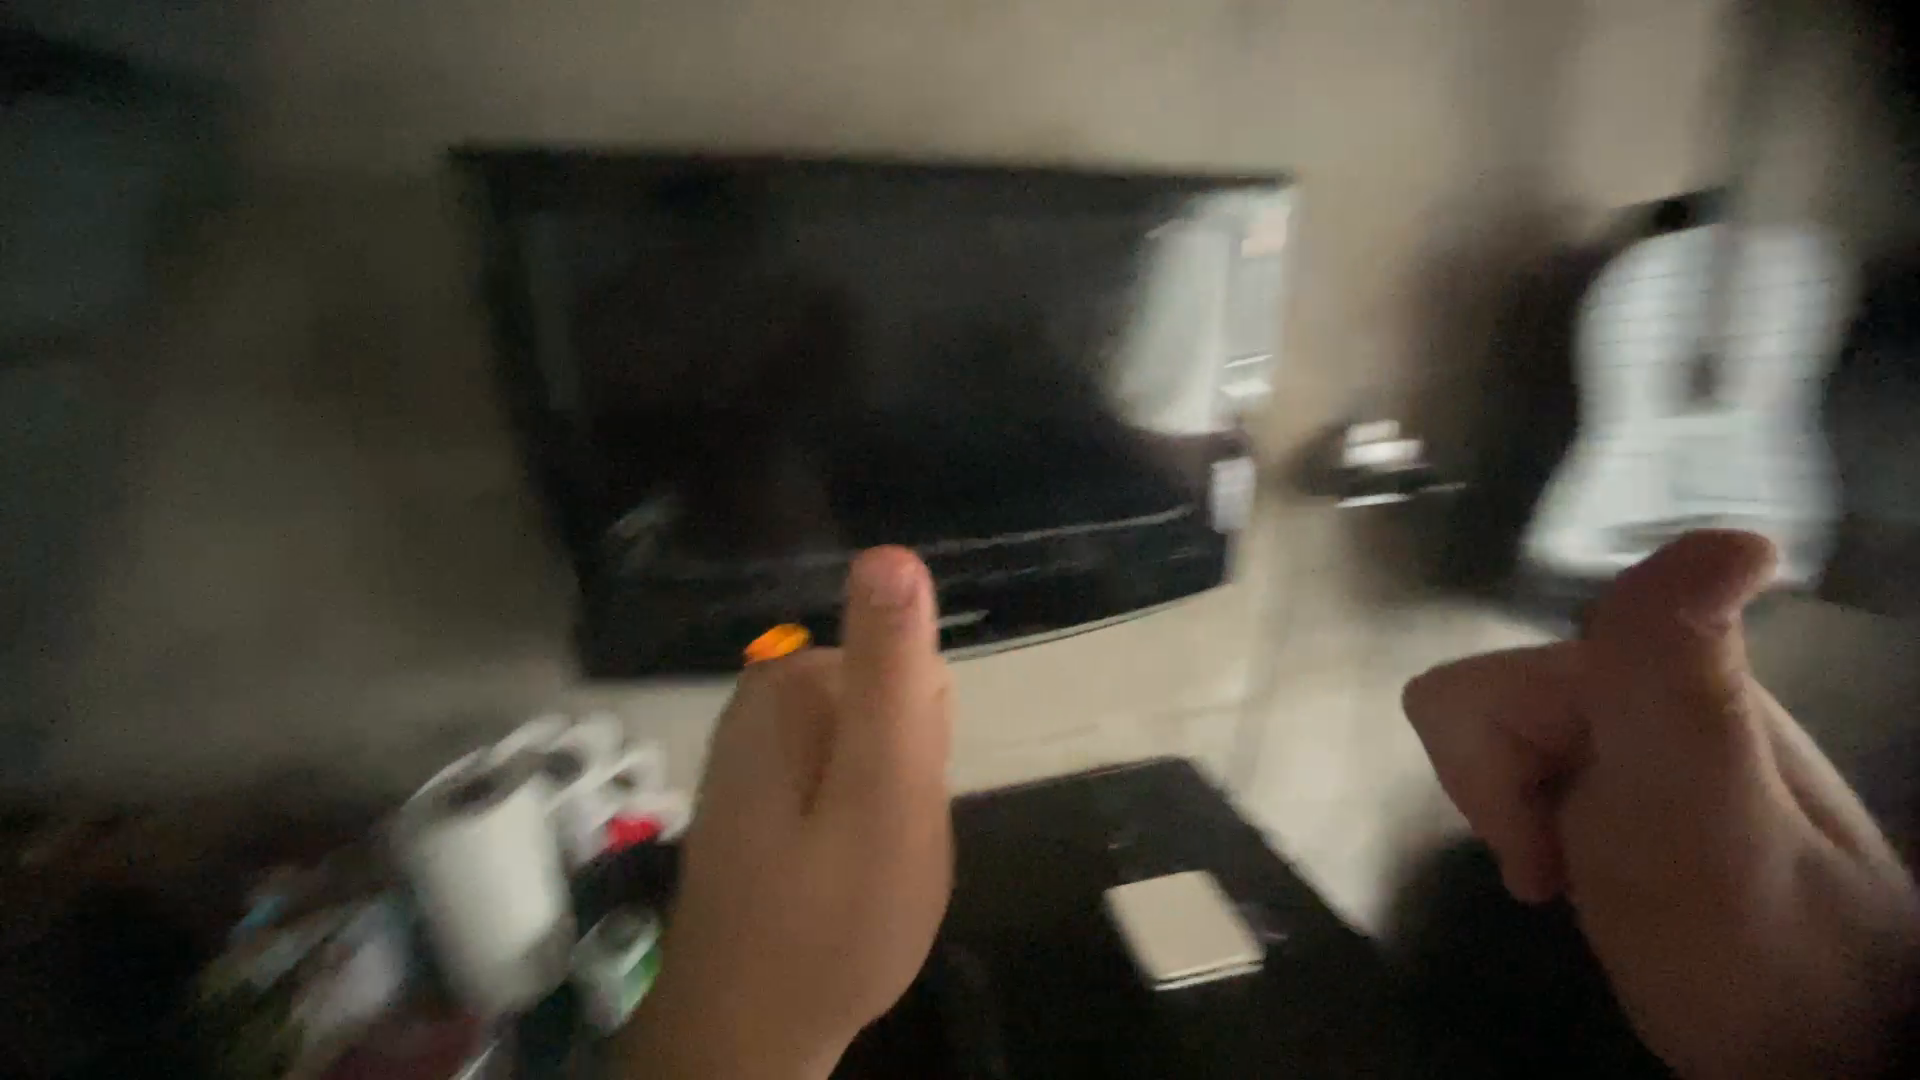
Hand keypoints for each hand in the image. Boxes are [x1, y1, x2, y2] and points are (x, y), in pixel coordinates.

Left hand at [622, 547, 952, 1079]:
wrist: (748, 1036)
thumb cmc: (830, 917)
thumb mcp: (884, 789)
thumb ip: (891, 673)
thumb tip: (891, 554)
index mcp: (791, 685)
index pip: (907, 667)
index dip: (923, 738)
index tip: (900, 797)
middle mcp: (765, 699)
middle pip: (887, 697)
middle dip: (906, 764)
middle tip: (882, 836)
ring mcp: (760, 745)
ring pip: (873, 740)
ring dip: (888, 796)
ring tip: (862, 859)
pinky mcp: (764, 786)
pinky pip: (845, 777)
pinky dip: (860, 818)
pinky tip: (840, 869)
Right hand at [1404, 530, 1919, 1079]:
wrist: (1814, 1055)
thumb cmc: (1750, 950)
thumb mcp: (1707, 818)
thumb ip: (1679, 679)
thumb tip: (1730, 539)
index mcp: (1655, 676)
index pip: (1467, 692)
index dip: (1479, 773)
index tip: (1548, 844)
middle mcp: (1639, 682)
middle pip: (1472, 707)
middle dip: (1494, 793)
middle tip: (1564, 862)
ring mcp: (1624, 725)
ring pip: (1484, 736)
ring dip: (1507, 811)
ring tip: (1573, 867)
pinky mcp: (1612, 766)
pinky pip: (1511, 765)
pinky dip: (1518, 820)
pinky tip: (1570, 862)